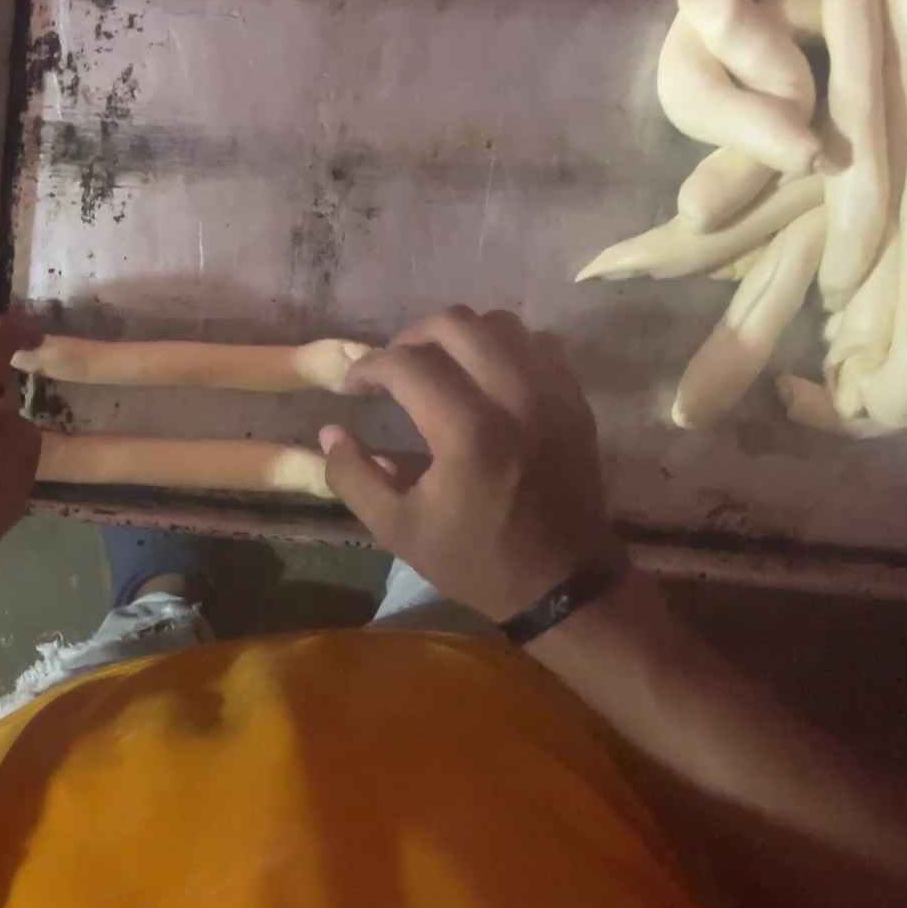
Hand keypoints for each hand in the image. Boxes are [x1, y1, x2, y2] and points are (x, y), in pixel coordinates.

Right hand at [319, 306, 615, 618]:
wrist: (563, 582)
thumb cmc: (472, 558)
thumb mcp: (394, 528)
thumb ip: (352, 475)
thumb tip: (331, 432)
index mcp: (467, 435)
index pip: (408, 365)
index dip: (368, 367)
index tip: (351, 388)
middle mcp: (516, 400)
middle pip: (459, 324)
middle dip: (411, 337)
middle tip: (389, 367)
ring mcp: (553, 396)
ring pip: (503, 325)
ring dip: (458, 336)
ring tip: (433, 367)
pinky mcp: (575, 402)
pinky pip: (538, 345)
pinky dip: (500, 348)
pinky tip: (478, 378)